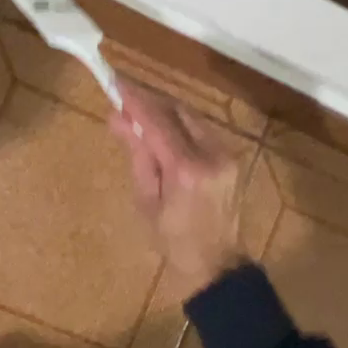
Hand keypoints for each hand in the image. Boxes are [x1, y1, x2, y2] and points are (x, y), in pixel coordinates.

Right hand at [109, 82, 243, 294]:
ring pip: (191, 117)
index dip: (136, 100)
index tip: (115, 84)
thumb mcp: (147, 200)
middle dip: (150, 102)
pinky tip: (163, 133)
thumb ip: (138, 154)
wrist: (216, 263)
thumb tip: (119, 119)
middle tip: (124, 100)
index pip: (158, 122)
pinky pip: (202, 131)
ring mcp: (226, 154)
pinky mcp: (231, 157)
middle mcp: (212, 154)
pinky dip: (180, 126)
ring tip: (140, 117)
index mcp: (187, 170)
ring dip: (165, 112)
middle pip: (178, 111)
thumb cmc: (173, 241)